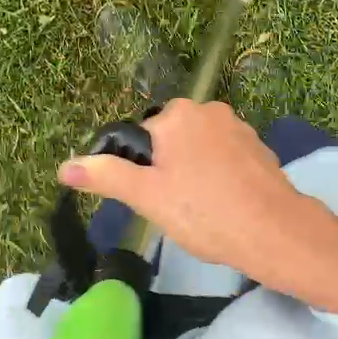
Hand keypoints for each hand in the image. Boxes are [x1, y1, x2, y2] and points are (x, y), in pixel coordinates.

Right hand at [58, 100, 337, 287]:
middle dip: (168, 169)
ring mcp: (237, 125)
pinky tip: (224, 204)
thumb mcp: (147, 197)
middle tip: (175, 207)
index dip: (141, 171)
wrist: (273, 230)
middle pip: (171, 139)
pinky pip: (225, 156)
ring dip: (194, 171)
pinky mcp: (258, 145)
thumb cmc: (203, 211)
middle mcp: (207, 108)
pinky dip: (219, 175)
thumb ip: (106, 176)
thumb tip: (64, 166)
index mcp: (176, 113)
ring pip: (199, 148)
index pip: (142, 138)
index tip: (151, 199)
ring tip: (201, 209)